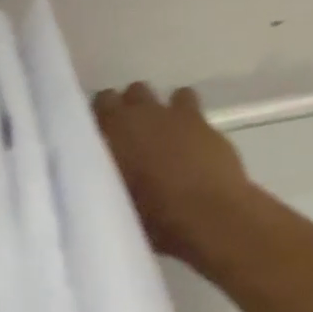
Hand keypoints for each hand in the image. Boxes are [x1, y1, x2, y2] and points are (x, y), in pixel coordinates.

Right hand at [92, 83, 257, 260]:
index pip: (102, 103)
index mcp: (116, 129)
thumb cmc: (156, 218)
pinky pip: (197, 112)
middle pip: (135, 93)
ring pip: (171, 96)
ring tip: (169, 138)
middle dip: (135, 108)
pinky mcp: (209, 127)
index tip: (106, 133)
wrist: (210, 219)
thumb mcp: (118, 200)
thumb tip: (109, 170)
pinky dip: (193, 126)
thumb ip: (110, 175)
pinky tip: (195, 149)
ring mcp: (180, 116)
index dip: (105, 116)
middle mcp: (146, 114)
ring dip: (168, 112)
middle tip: (136, 136)